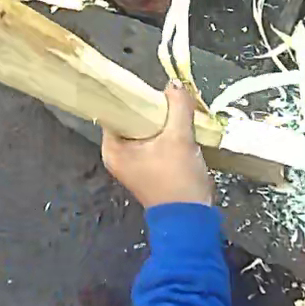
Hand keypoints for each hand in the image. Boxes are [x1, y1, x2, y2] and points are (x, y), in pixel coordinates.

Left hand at [101, 83, 213, 208]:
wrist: (191, 221)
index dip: (131, 95)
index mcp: (113, 149)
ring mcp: (133, 163)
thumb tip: (175, 84)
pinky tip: (179, 124)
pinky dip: (165, 132)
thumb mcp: (179, 138)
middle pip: (131, 118)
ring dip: (160, 120)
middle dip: (150, 107)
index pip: (114, 110)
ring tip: (176, 107)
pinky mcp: (149, 168)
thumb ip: (178, 106)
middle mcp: (118, 155)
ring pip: (145, 129)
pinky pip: (154, 140)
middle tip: (166, 96)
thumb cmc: (177, 179)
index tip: (148, 86)